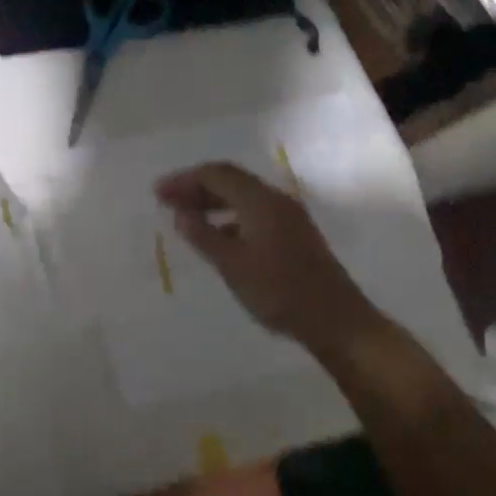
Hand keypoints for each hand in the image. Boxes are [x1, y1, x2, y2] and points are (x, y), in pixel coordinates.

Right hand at [155, 162, 378, 350]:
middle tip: (166, 202)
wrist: (337, 321)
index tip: (157, 193)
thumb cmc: (280, 292)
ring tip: (186, 217)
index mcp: (260, 201)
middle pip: (230, 181)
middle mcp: (276, 201)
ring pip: (243, 197)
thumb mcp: (232, 265)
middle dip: (196, 188)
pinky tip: (218, 236)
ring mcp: (289, 218)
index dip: (184, 180)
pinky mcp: (295, 235)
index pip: (216, 174)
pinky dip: (230, 216)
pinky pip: (254, 212)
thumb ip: (203, 235)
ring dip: (212, 202)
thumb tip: (180, 214)